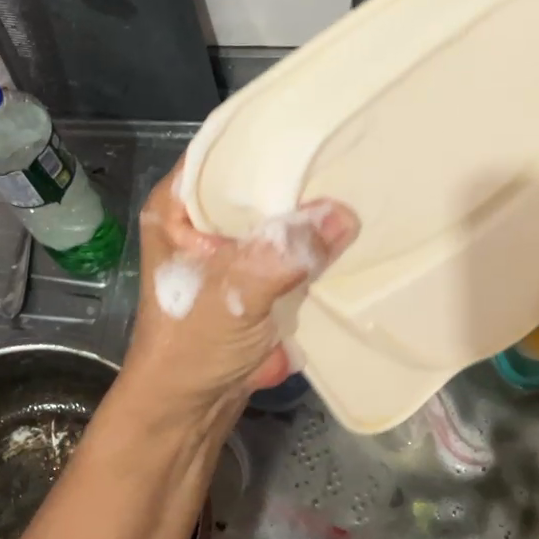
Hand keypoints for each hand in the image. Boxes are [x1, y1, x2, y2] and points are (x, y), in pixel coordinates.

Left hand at [119, 160, 358, 421]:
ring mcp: (231, 249)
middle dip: (300, 175)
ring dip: (311, 211)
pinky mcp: (255, 277)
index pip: (224, 148)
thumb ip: (285, 253)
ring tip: (359, 183)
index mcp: (178, 205)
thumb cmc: (190, 349)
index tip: (318, 124)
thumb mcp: (235, 295)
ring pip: (277, 215)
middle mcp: (202, 219)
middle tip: (352, 153)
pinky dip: (314, 243)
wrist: (188, 413)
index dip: (268, 134)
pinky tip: (350, 229)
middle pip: (256, 181)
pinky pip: (289, 247)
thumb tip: (343, 214)